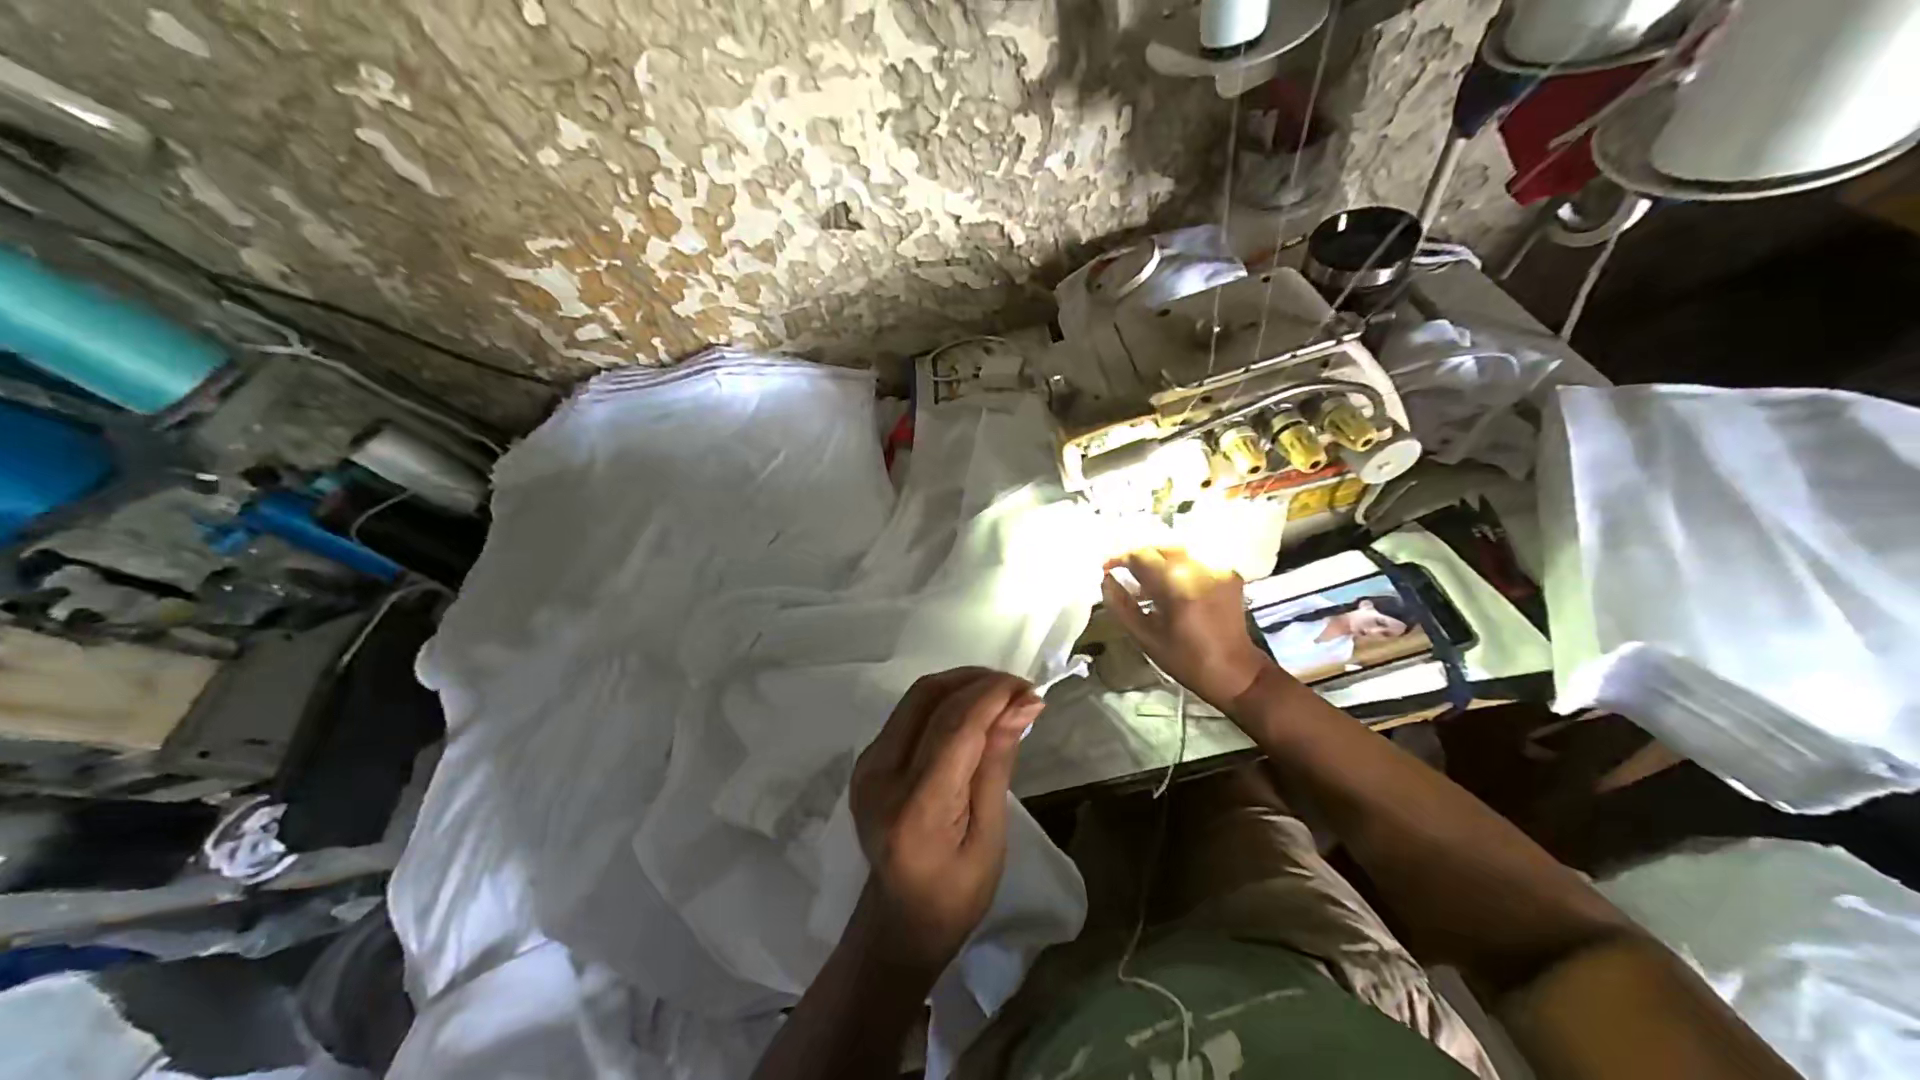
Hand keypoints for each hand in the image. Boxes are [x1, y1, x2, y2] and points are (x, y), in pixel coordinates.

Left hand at [849, 668, 1044, 975]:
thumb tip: (1024, 703)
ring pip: (916, 698)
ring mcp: (866, 766)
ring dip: (961, 685)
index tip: (1031, 689)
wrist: (900, 920)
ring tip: (1002, 696)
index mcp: (915, 808)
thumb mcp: (991, 836)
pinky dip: (945, 701)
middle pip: (928, 698)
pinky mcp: (866, 760)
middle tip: (1019, 691)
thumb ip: (997, 762)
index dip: (994, 695)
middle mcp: (879, 777)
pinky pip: (908, 713)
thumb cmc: (957, 894)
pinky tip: (974, 712)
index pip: (954, 726)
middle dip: (978, 681)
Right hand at [1101, 546, 1281, 710]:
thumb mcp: (1146, 638)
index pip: (1141, 556)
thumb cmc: (1187, 660)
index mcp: (1177, 586)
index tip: (1107, 568)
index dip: (1119, 558)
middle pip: (1160, 548)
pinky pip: (1196, 560)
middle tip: (1123, 572)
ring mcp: (1217, 569)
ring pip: (1178, 551)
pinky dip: (1178, 566)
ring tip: (1146, 579)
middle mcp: (1199, 569)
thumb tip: (1106, 581)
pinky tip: (1171, 584)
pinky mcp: (1228, 573)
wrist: (1236, 672)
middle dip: (1139, 557)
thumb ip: (1122, 605)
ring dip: (1158, 560)